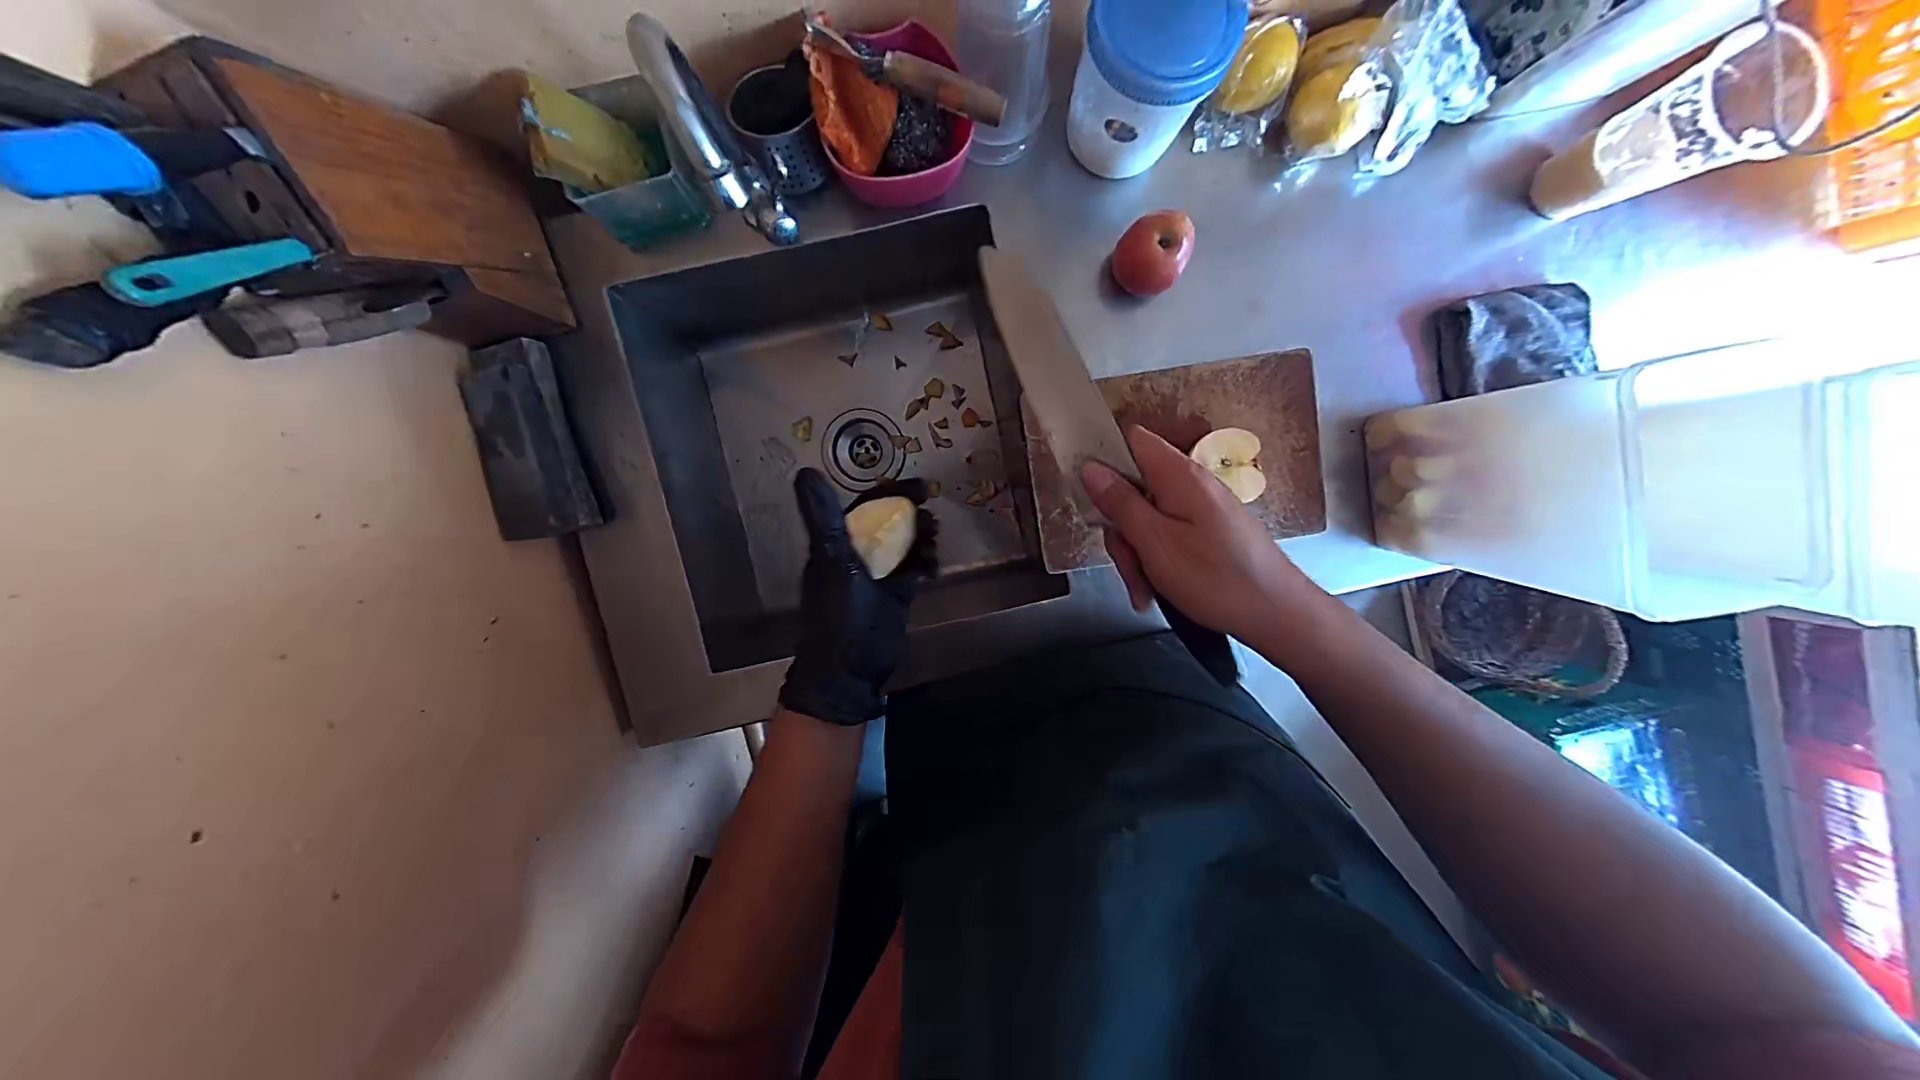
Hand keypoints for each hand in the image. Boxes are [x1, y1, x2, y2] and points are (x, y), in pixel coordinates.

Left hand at [777, 469, 937, 725]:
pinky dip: (925, 567)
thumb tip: (805, 472)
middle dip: (913, 515)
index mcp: (838, 543)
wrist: (849, 669)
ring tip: (935, 539)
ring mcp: (878, 576)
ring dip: (922, 539)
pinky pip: (913, 572)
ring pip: (905, 546)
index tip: (920, 487)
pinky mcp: (895, 596)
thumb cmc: (838, 613)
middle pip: (890, 523)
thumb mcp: (833, 560)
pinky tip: (933, 568)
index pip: (867, 506)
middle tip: (933, 515)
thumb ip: (824, 518)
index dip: (892, 492)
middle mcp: (858, 555)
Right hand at [1080, 426, 1321, 644]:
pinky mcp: (1207, 529)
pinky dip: (1155, 558)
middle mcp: (1190, 483)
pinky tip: (1157, 587)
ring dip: (1136, 551)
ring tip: (1145, 588)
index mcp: (1178, 475)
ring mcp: (1200, 507)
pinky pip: (1166, 533)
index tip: (1087, 492)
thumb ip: (1120, 503)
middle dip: (1120, 526)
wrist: (1277, 613)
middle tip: (1127, 563)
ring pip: (1146, 516)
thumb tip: (1091, 469)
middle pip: (1133, 487)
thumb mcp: (1154, 543)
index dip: (1103, 457)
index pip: (1131, 439)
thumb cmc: (1218, 580)